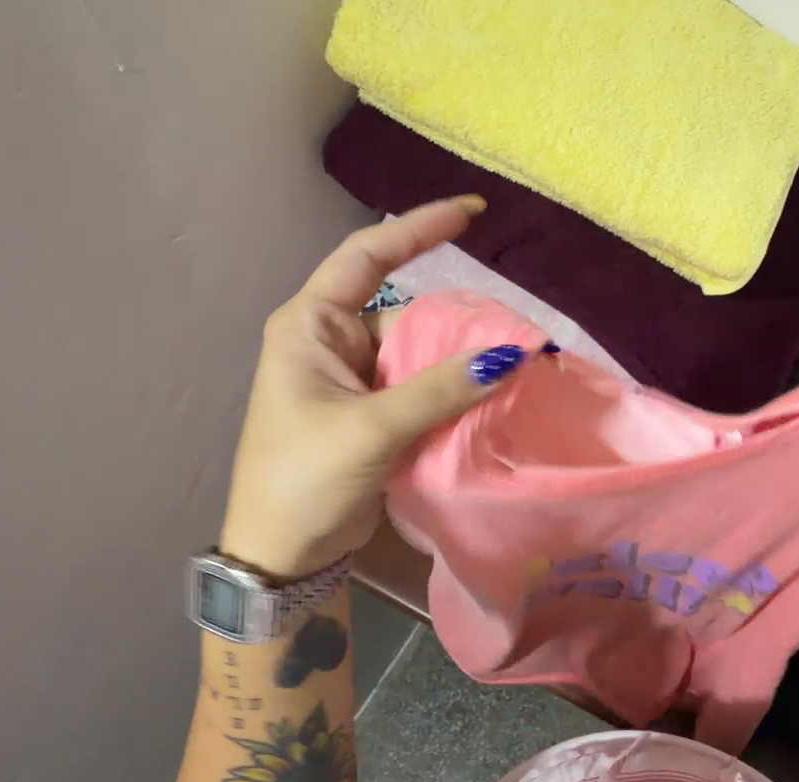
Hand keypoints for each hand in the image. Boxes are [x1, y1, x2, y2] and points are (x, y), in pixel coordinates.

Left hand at [219, 196, 537, 579]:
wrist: (283, 552)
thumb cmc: (304, 479)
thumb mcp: (371, 429)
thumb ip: (439, 390)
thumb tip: (509, 355)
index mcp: (311, 326)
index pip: (366, 256)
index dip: (418, 227)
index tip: (472, 212)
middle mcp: (334, 344)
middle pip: (407, 313)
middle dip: (458, 320)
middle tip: (515, 331)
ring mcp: (357, 383)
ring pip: (422, 356)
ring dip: (461, 364)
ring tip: (515, 367)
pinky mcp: (377, 417)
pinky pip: (425, 391)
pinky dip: (455, 394)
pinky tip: (492, 396)